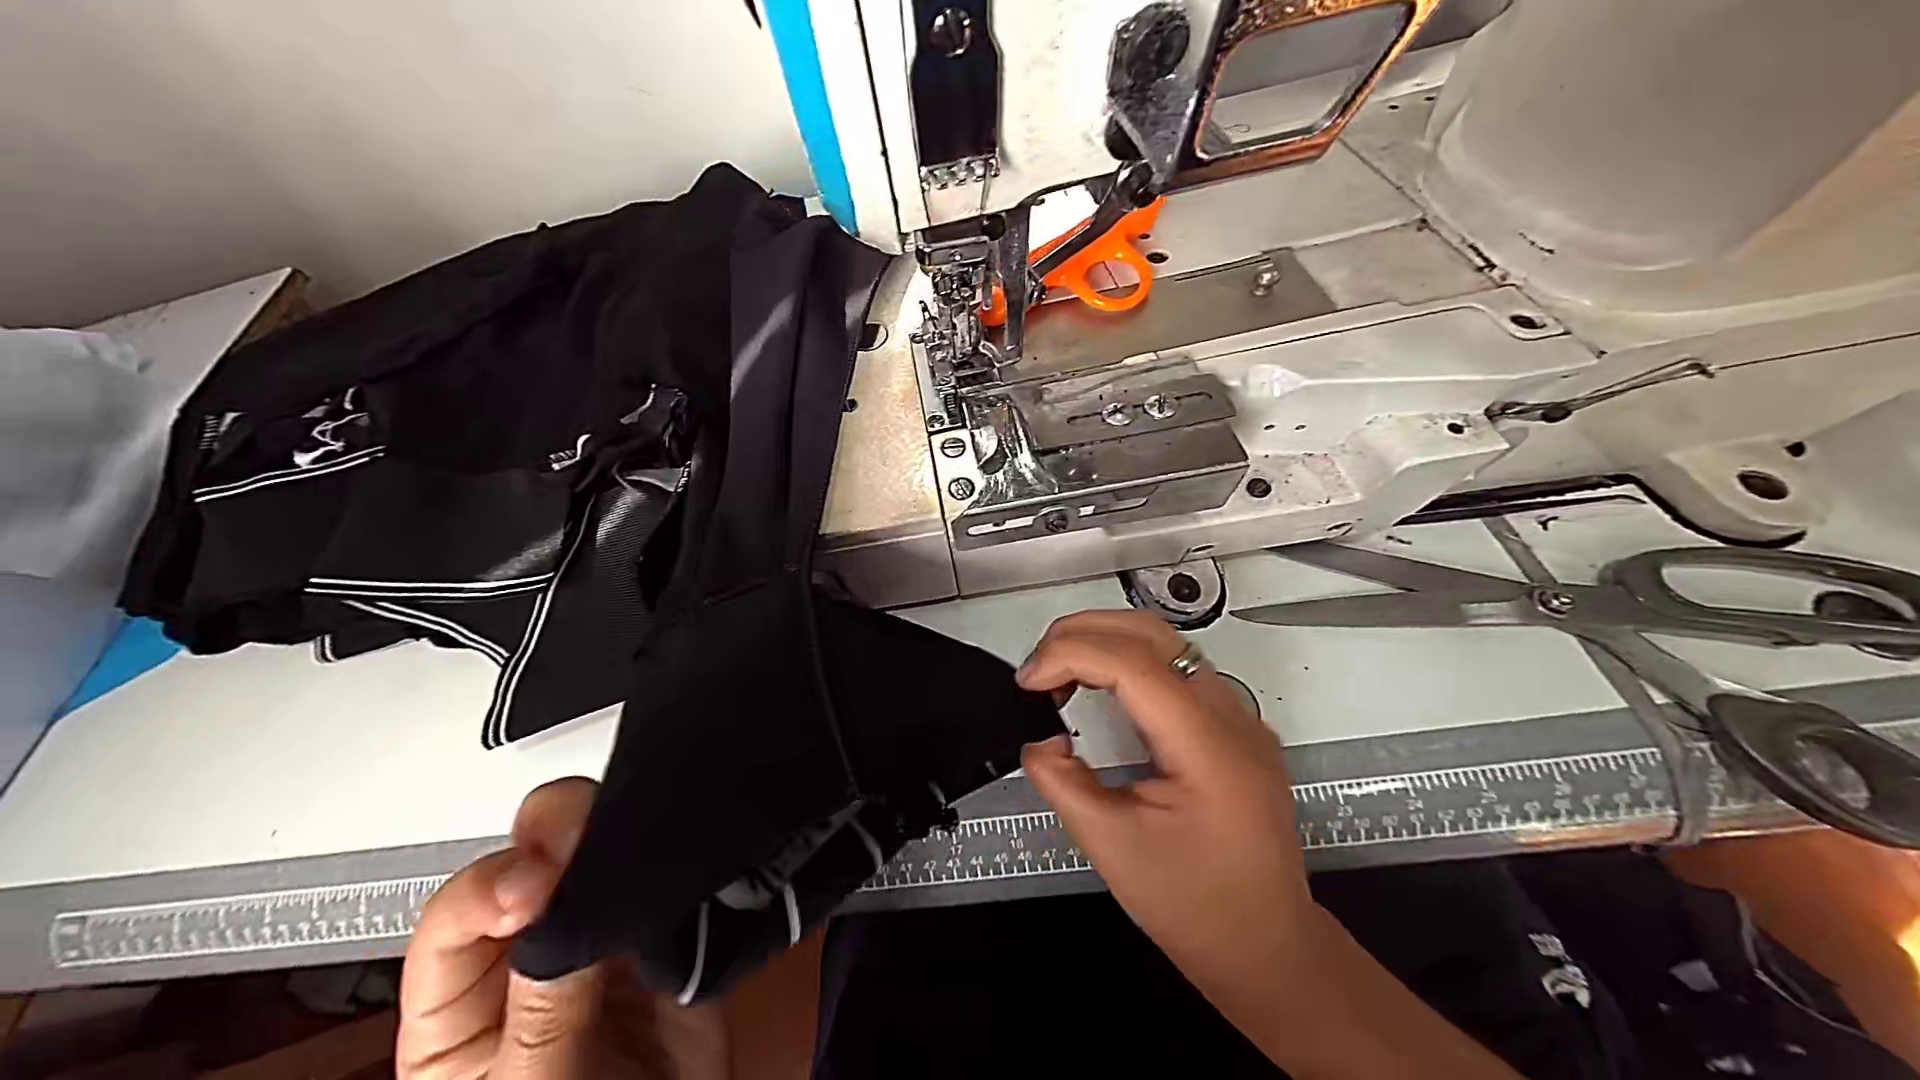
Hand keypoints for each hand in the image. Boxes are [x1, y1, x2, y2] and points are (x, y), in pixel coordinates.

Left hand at [397, 777, 725, 1078]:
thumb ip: (543, 1010)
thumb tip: (558, 908)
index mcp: (464, 1010)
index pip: (455, 922)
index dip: (487, 889)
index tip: (534, 885)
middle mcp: (530, 961)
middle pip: (528, 868)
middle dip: (553, 838)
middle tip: (585, 827)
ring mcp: (601, 943)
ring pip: (599, 862)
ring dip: (612, 836)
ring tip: (631, 829)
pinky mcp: (663, 935)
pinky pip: (663, 882)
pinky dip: (670, 857)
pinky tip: (674, 848)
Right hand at [1017, 610, 1520, 1078]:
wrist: (1265, 946)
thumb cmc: (1200, 907)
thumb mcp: (1113, 846)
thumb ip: (1063, 781)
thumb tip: (1038, 741)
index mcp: (1208, 747)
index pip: (1132, 662)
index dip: (1069, 655)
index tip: (1029, 680)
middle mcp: (1233, 718)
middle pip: (1151, 632)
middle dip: (1082, 633)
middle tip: (1038, 667)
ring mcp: (1239, 717)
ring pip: (1166, 640)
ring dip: (1105, 641)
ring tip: (1060, 673)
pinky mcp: (1232, 726)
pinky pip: (1176, 667)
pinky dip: (1127, 662)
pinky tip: (1100, 687)